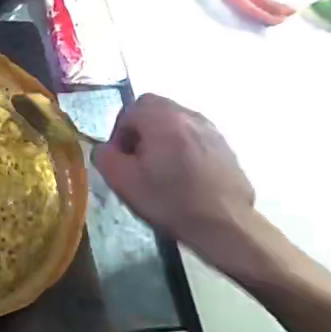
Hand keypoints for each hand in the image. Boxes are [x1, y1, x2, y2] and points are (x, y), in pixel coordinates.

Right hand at [95, 93, 256, 247]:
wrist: (225, 225)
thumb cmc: (169, 200)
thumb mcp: (121, 180)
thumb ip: (104, 155)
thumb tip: (107, 148)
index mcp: (163, 121)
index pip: (130, 110)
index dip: (119, 131)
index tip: (122, 156)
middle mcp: (190, 117)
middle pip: (155, 106)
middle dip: (140, 126)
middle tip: (137, 155)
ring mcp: (212, 131)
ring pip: (176, 119)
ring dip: (161, 134)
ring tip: (160, 165)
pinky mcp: (226, 147)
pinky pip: (194, 134)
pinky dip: (182, 144)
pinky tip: (182, 172)